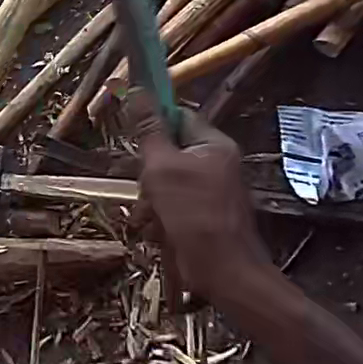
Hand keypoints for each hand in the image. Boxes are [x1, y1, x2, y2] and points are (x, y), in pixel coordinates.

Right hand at [127, 90, 267, 298]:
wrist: (226, 275)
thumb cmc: (194, 214)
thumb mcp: (162, 165)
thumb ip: (148, 128)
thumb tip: (137, 88)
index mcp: (213, 144)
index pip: (176, 115)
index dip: (153, 124)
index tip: (135, 140)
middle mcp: (214, 163)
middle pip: (166, 148)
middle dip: (149, 170)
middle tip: (147, 185)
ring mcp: (209, 190)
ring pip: (163, 178)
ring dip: (150, 196)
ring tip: (151, 213)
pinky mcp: (202, 214)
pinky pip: (171, 202)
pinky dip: (159, 214)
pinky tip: (158, 229)